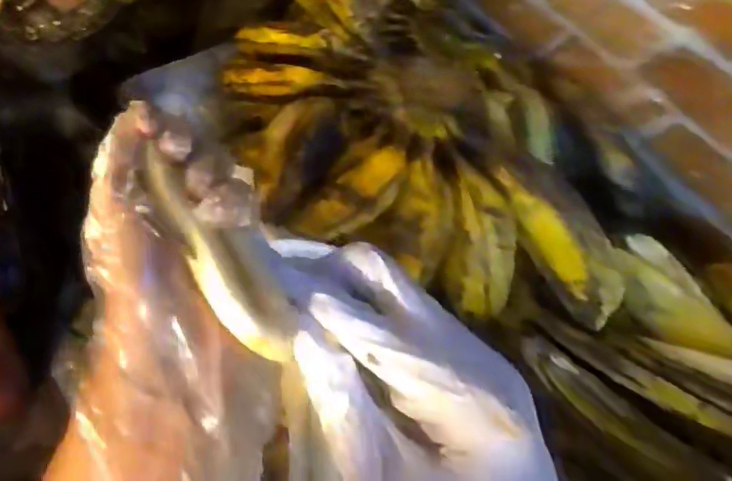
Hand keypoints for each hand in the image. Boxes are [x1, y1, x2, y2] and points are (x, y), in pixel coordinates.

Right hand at [276, 242, 553, 480]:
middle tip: (271, 280)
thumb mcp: (384, 478)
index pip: (370, 324)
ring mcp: (470, 347)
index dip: (309, 295)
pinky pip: (397, 303)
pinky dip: (355, 302)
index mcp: (466, 392)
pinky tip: (328, 320)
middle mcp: (474, 353)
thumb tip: (299, 331)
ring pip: (386, 281)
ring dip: (334, 283)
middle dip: (320, 272)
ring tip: (291, 295)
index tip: (258, 273)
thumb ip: (345, 410)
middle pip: (380, 275)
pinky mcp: (459, 350)